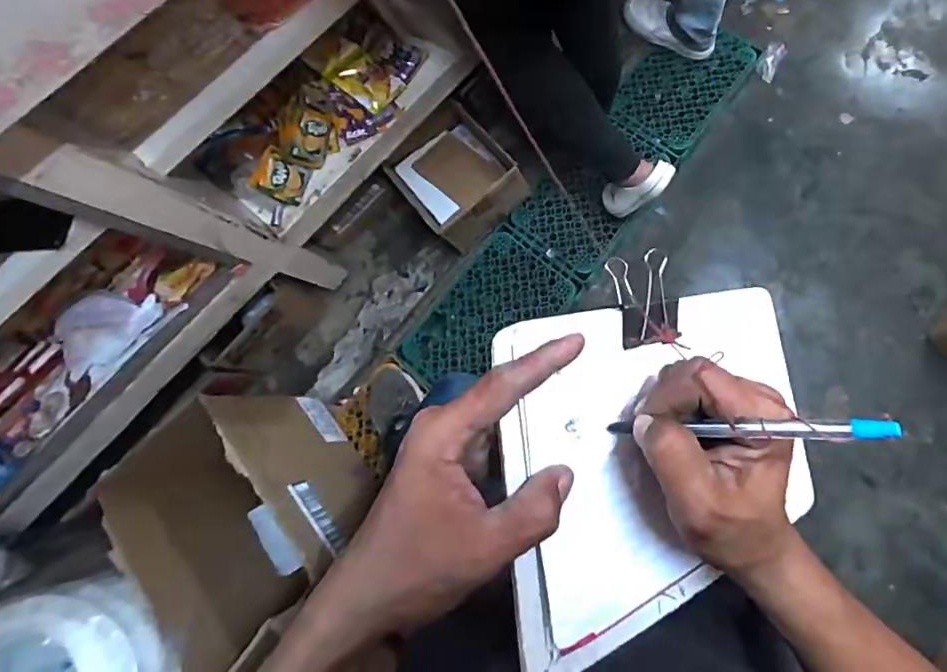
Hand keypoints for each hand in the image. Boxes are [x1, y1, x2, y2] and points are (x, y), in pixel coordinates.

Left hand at [274, 335, 583, 669]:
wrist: (364, 606)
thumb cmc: (415, 570)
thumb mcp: (483, 548)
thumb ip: (531, 512)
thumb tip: (565, 474)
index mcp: (443, 432)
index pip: (501, 385)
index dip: (542, 360)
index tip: (576, 340)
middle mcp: (441, 427)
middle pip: (500, 393)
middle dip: (541, 378)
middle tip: (582, 361)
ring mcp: (442, 445)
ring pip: (497, 419)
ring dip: (531, 413)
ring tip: (573, 397)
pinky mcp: (446, 465)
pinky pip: (491, 442)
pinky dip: (519, 441)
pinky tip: (543, 445)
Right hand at [632, 358, 802, 577]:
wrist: (754, 548)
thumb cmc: (732, 532)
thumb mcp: (698, 504)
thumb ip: (672, 455)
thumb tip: (645, 419)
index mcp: (764, 416)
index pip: (703, 377)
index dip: (667, 396)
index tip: (646, 429)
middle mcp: (761, 397)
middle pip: (697, 372)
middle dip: (665, 399)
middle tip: (649, 434)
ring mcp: (749, 397)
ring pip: (692, 377)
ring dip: (668, 402)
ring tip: (661, 437)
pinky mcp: (735, 404)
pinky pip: (695, 389)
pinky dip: (676, 407)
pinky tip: (675, 434)